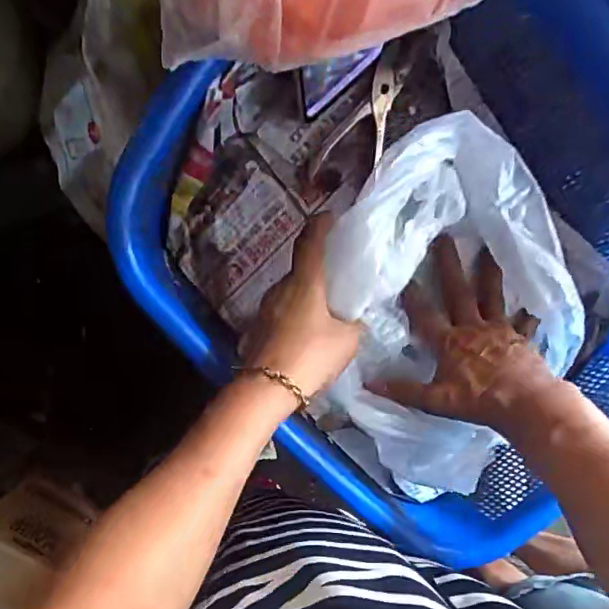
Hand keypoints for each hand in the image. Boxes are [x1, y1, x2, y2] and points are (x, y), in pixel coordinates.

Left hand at [241, 214, 360, 397]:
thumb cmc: (311, 357)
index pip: (311, 239)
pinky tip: (302, 338)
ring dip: (303, 300)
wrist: (266, 390)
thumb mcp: (348, 340)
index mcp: (305, 280)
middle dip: (316, 274)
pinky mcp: (255, 332)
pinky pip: (278, 317)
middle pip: (299, 271)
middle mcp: (279, 289)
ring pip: (287, 296)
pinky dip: (291, 320)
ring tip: (321, 316)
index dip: (321, 224)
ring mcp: (263, 310)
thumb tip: (352, 318)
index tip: (330, 219)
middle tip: (334, 284)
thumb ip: (353, 322)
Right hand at [366, 237, 562, 429]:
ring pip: (492, 296)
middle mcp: (473, 329)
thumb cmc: (478, 401)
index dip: (414, 297)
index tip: (404, 275)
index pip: (426, 316)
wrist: (527, 402)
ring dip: (488, 273)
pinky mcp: (521, 339)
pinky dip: (524, 317)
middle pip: (459, 293)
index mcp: (449, 343)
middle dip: (450, 265)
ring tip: (487, 251)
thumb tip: (369, 383)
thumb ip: (403, 390)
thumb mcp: (435, 401)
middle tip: (445, 238)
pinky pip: (522, 323)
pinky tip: (528, 310)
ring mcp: (500, 330)